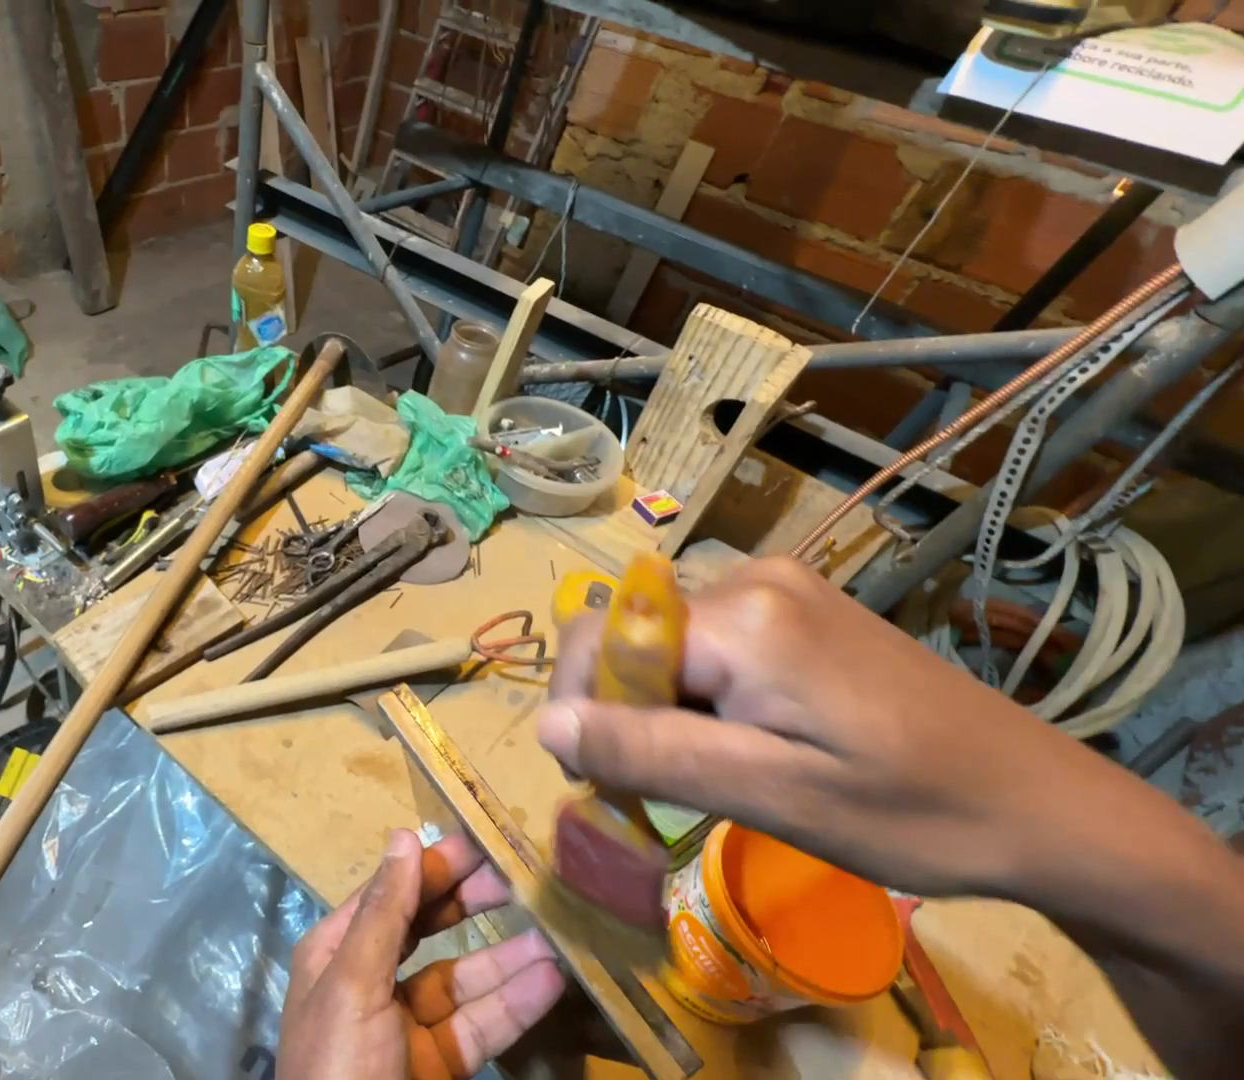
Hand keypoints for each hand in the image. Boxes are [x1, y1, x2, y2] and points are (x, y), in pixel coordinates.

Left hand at [278, 829, 565, 1079]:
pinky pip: (477, 1027)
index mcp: (337, 950)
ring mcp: (404, 1025)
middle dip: (469, 904)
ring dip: (504, 960)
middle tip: (518, 880)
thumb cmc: (337, 1062)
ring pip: (461, 980)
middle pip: (426, 930)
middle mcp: (370, 979)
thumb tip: (404, 835)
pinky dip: (512, 1006)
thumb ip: (383, 913)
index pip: (390, 894)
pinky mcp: (435, 1066)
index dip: (433, 867)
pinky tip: (548, 983)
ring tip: (552, 936)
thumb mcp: (353, 982)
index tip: (481, 845)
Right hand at [537, 556, 1154, 898]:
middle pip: (628, 636)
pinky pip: (701, 639)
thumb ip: (652, 754)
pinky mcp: (792, 605)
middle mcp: (748, 578)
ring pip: (659, 640)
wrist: (1047, 805)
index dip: (580, 709)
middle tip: (651, 787)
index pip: (600, 641)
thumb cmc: (913, 812)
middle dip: (619, 710)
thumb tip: (546, 726)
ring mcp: (775, 585)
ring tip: (704, 768)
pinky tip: (736, 735)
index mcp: (741, 617)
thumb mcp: (773, 795)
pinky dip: (692, 691)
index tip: (598, 780)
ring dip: (655, 705)